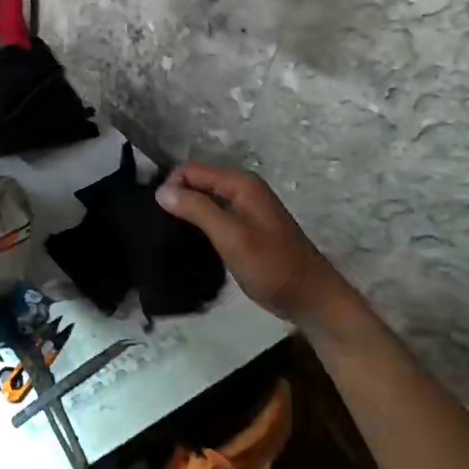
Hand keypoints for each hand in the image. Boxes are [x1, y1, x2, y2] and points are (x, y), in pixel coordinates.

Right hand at [155, 162, 349, 321]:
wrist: (309, 298)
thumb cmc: (271, 266)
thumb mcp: (231, 236)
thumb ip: (197, 210)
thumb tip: (161, 191)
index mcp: (242, 184)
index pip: (192, 170)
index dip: (172, 187)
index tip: (158, 215)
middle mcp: (244, 189)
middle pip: (198, 182)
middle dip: (177, 197)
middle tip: (160, 227)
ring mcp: (246, 209)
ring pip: (205, 199)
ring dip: (187, 211)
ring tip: (169, 235)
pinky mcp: (245, 228)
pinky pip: (214, 215)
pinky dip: (200, 223)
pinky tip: (190, 241)